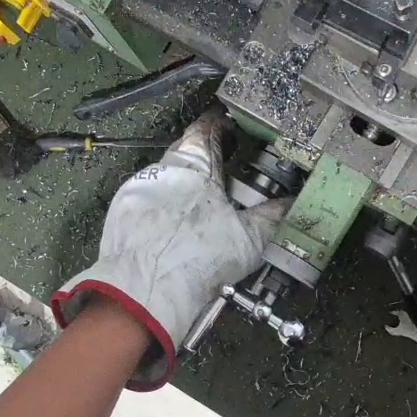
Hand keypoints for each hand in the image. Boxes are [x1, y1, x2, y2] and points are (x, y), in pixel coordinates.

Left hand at [51, 110, 283, 390]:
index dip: (219, 124)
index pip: (206, 129)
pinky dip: (162, 207)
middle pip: (184, 152)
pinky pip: (147, 200)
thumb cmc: (198, 261)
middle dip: (202, 158)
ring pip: (164, 177)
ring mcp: (139, 190)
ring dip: (181, 186)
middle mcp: (163, 170)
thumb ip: (274, 216)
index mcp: (195, 167)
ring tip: (199, 205)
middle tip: (221, 166)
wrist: (145, 292)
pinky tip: (173, 227)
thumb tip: (294, 204)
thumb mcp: (249, 239)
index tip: (227, 124)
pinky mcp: (122, 212)